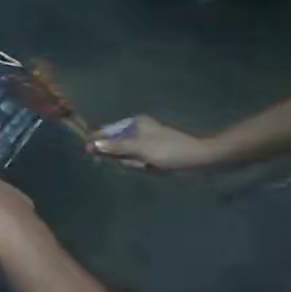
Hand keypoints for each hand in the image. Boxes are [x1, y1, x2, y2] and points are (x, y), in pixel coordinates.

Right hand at [89, 116, 222, 170]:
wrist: (202, 159)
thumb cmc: (170, 150)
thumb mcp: (140, 149)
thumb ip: (115, 147)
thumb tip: (92, 144)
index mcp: (136, 123)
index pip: (108, 131)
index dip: (98, 141)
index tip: (87, 151)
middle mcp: (139, 130)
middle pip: (117, 145)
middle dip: (121, 156)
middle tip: (134, 162)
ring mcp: (147, 142)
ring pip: (128, 155)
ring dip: (134, 163)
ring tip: (148, 166)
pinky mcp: (155, 153)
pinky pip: (140, 160)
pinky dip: (143, 166)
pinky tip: (152, 168)